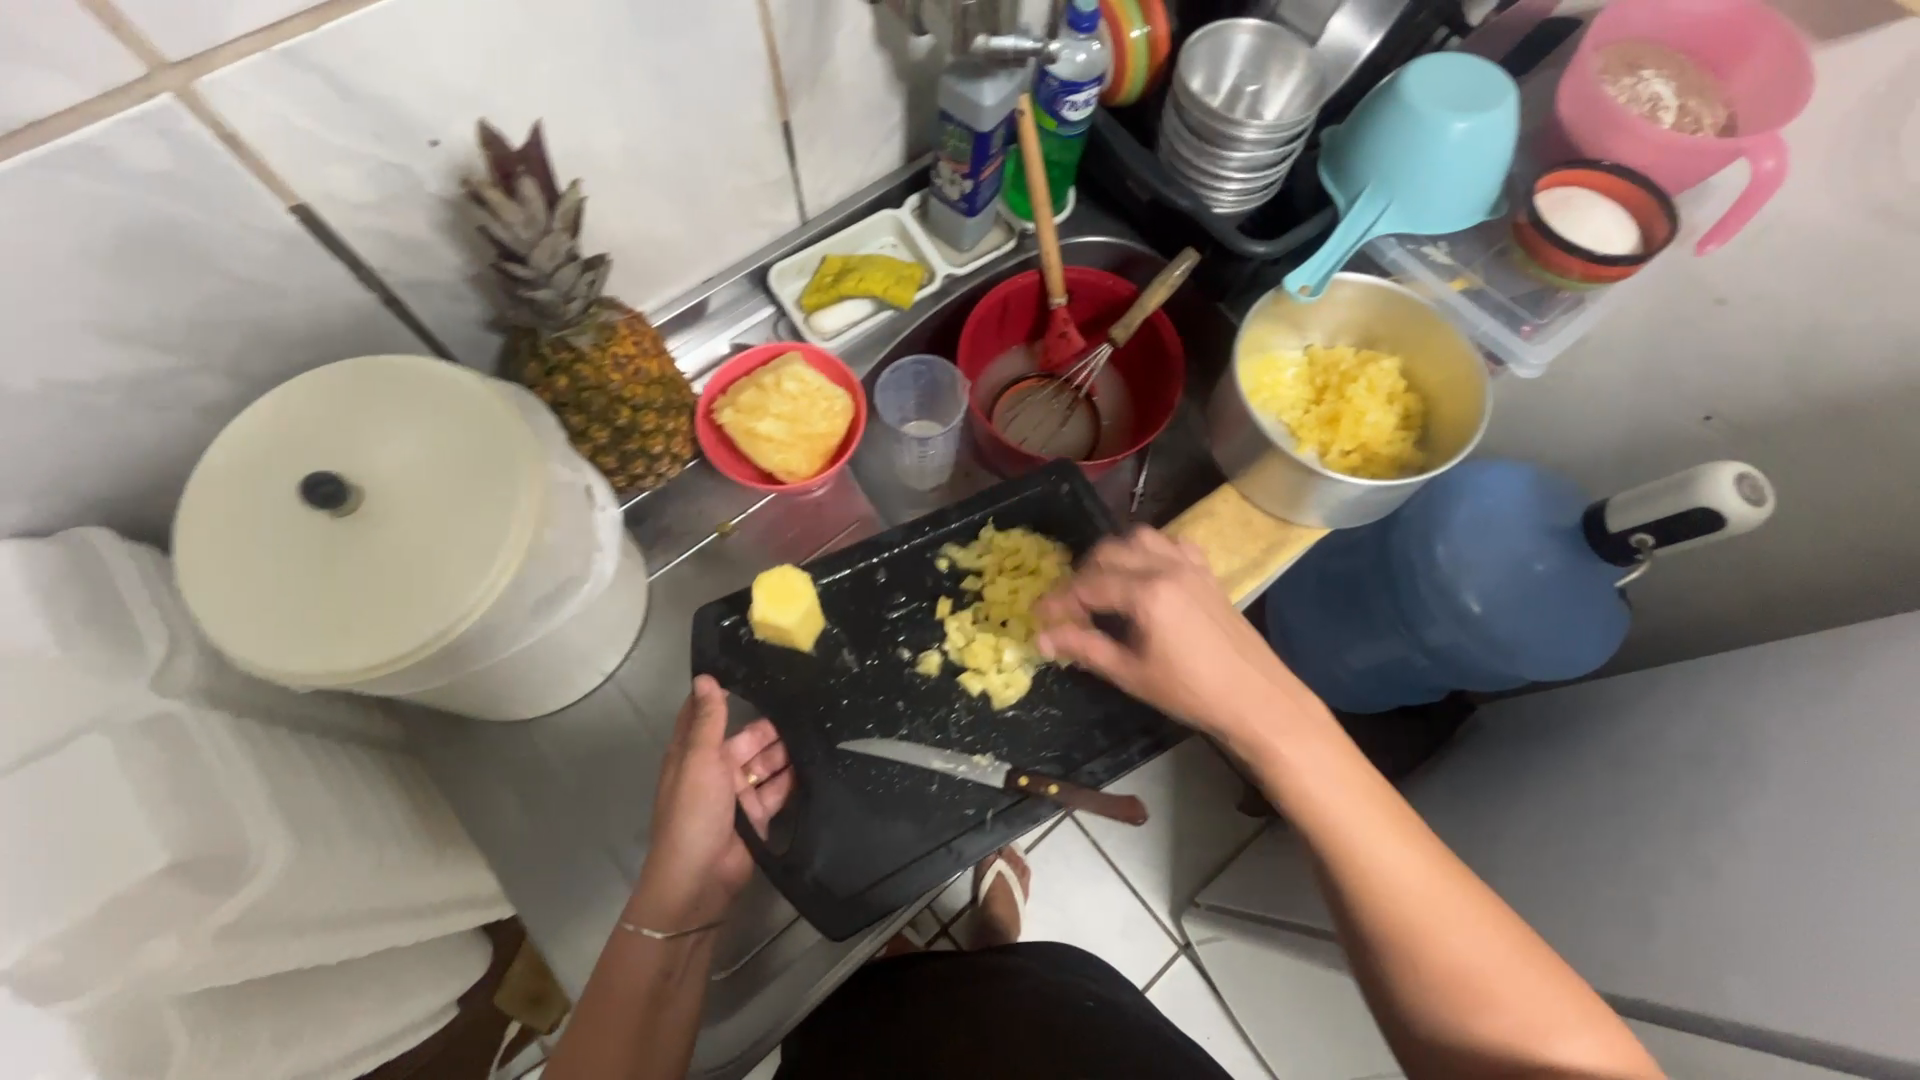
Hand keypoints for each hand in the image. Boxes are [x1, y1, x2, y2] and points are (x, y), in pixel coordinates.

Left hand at [631, 676, 792, 930]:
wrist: (700, 878)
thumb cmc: (693, 813)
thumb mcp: (699, 760)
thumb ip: (708, 720)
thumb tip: (705, 677)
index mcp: (692, 754)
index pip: (705, 715)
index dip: (721, 695)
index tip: (750, 669)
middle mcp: (714, 769)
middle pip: (746, 739)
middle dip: (769, 727)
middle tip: (806, 704)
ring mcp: (737, 793)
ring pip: (765, 763)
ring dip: (786, 751)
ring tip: (819, 729)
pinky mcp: (757, 815)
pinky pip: (778, 789)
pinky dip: (794, 778)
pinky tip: (816, 761)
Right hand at [1034, 527, 1328, 747]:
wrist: (1256, 698)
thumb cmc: (1191, 692)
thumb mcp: (1130, 674)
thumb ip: (1085, 649)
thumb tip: (1042, 638)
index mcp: (1147, 594)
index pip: (1088, 586)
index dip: (1059, 600)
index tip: (1038, 616)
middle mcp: (1167, 568)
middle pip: (1108, 553)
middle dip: (1081, 576)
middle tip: (1069, 607)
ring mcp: (1190, 566)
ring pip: (1138, 539)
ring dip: (1113, 556)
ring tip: (1102, 586)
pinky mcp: (1206, 572)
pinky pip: (1170, 544)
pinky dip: (1148, 552)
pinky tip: (1143, 575)